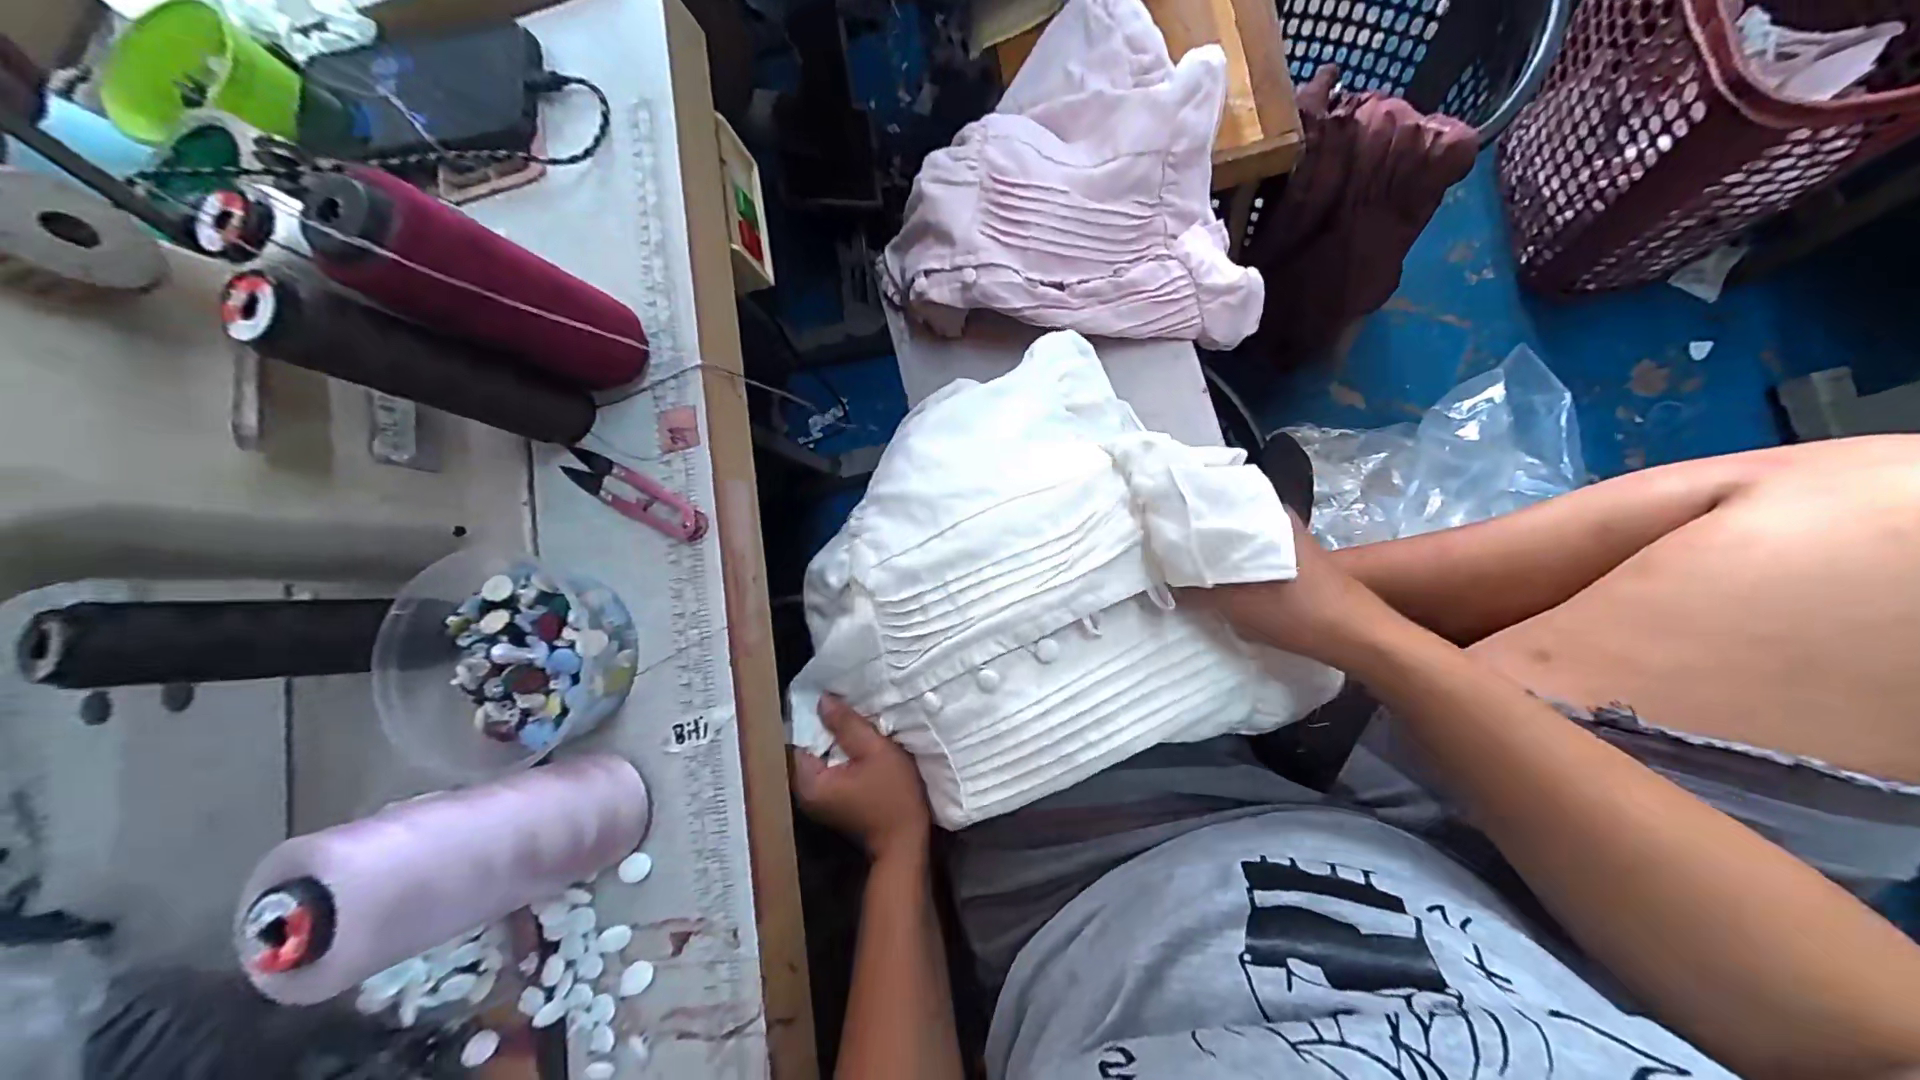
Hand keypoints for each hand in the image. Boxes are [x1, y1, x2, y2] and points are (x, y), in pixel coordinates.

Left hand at [790, 696, 931, 860]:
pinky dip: (843, 754)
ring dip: (837, 739)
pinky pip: (831, 767)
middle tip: (846, 703)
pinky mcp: (833, 800)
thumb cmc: (893, 796)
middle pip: (810, 746)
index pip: (801, 737)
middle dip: (828, 726)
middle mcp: (806, 792)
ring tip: (855, 719)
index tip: (832, 695)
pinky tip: (859, 742)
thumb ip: (847, 724)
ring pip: (822, 756)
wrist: (906, 841)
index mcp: (809, 782)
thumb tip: (823, 700)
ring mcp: (819, 798)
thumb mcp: (875, 751)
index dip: (816, 715)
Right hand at [1182, 514, 1402, 667]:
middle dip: (1195, 535)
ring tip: (1185, 565)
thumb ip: (1196, 591)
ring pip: (1237, 538)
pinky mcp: (1295, 558)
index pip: (1209, 500)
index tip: (1156, 528)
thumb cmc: (1297, 613)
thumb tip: (1163, 579)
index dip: (1180, 515)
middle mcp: (1276, 516)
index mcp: (1263, 512)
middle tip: (1165, 550)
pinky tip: (1217, 579)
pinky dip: (1233, 563)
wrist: (1357, 636)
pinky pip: (1252, 552)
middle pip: (1222, 520)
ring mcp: (1288, 537)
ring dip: (1214, 552)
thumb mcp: (1235, 606)